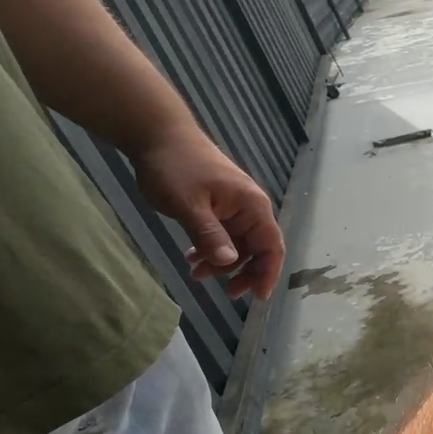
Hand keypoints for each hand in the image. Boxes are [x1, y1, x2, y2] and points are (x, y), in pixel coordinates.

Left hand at [131, 130, 284, 300]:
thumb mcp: (188, 205)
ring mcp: (237, 207)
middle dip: (246, 272)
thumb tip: (231, 263)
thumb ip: (210, 234)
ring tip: (197, 273)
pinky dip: (214, 248)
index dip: (268, 272)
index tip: (259, 297)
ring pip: (241, 242)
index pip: (272, 247)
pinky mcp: (221, 205)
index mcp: (254, 208)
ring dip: (225, 261)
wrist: (160, 136)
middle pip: (260, 248)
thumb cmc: (175, 168)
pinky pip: (226, 233)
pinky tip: (194, 255)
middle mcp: (252, 209)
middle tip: (225, 293)